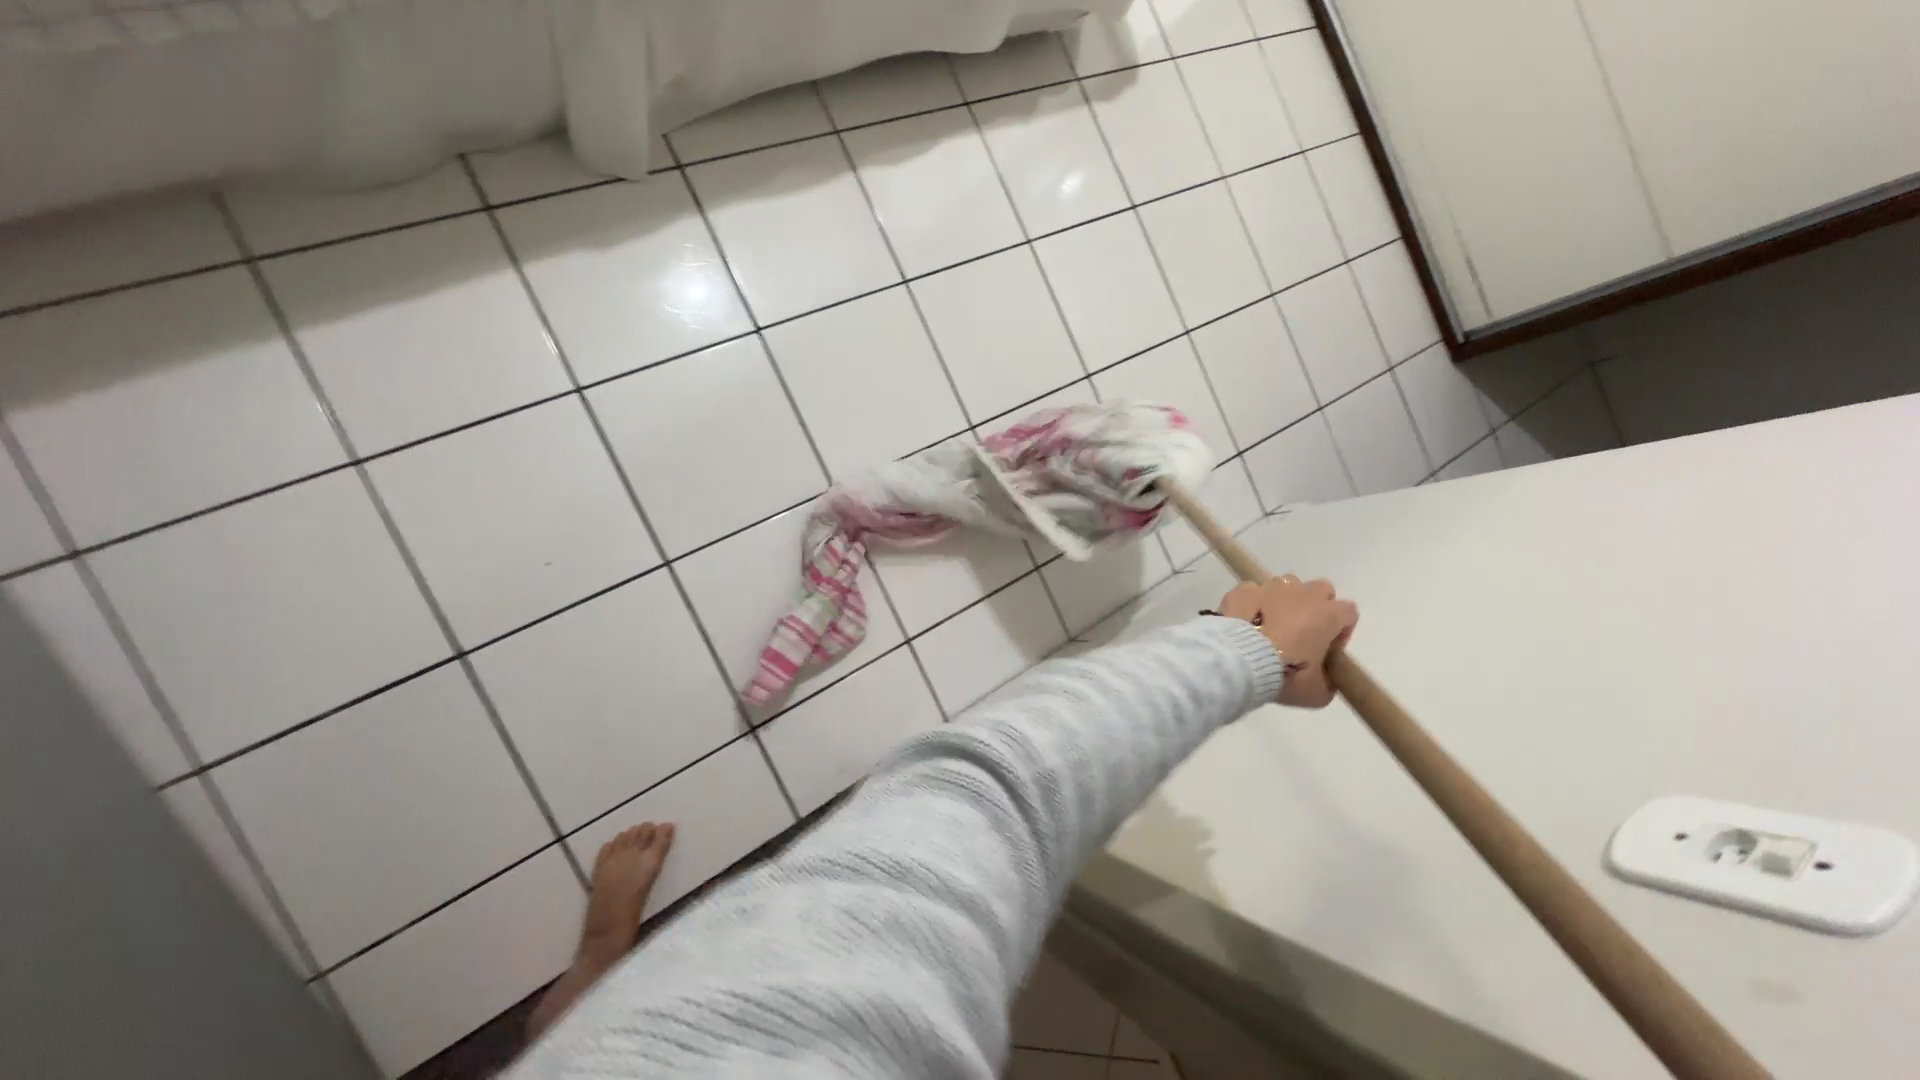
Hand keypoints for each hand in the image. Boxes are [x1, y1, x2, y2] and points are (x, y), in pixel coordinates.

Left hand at [1217, 575, 1357, 707]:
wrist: (1239, 661)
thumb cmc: (1285, 675)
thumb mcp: (1316, 693)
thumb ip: (1326, 682)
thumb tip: (1322, 680)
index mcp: (1328, 615)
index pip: (1348, 613)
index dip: (1341, 630)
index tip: (1328, 649)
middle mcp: (1303, 593)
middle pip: (1320, 590)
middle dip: (1316, 607)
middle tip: (1301, 633)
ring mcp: (1271, 588)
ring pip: (1286, 586)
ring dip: (1284, 602)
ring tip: (1270, 626)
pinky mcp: (1243, 590)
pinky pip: (1254, 592)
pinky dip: (1253, 604)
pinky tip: (1245, 622)